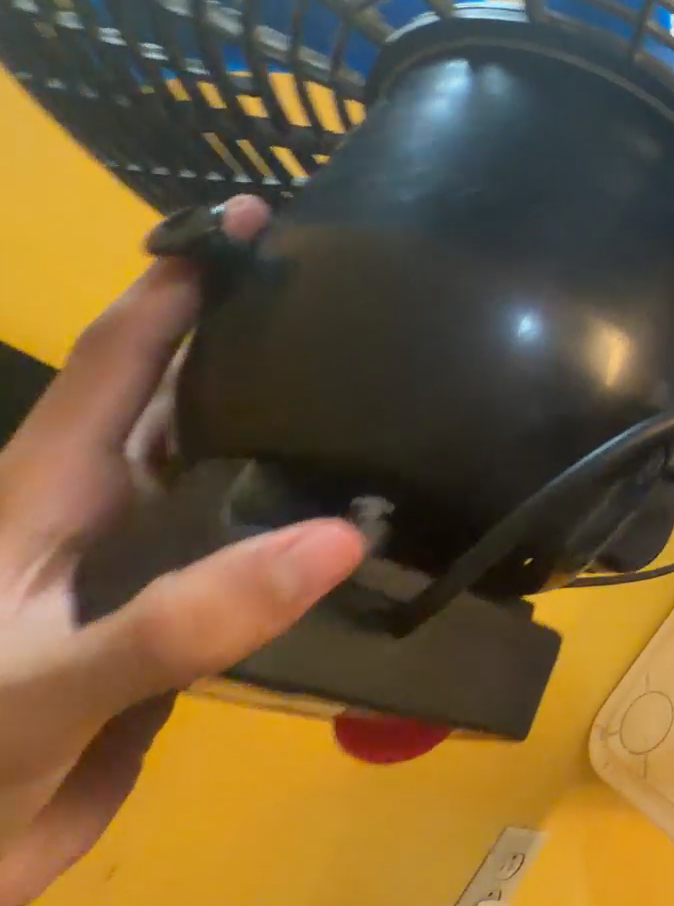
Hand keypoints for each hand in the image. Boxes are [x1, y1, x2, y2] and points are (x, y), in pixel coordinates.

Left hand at [0, 198, 365, 905]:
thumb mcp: (46, 688)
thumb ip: (186, 617)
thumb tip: (341, 537)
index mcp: (53, 492)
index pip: (128, 358)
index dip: (184, 283)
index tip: (258, 217)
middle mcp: (109, 508)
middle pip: (190, 393)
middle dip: (261, 333)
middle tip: (364, 295)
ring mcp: (152, 559)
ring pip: (235, 463)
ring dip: (302, 416)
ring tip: (394, 384)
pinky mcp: (189, 608)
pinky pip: (265, 536)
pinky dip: (321, 505)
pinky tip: (379, 502)